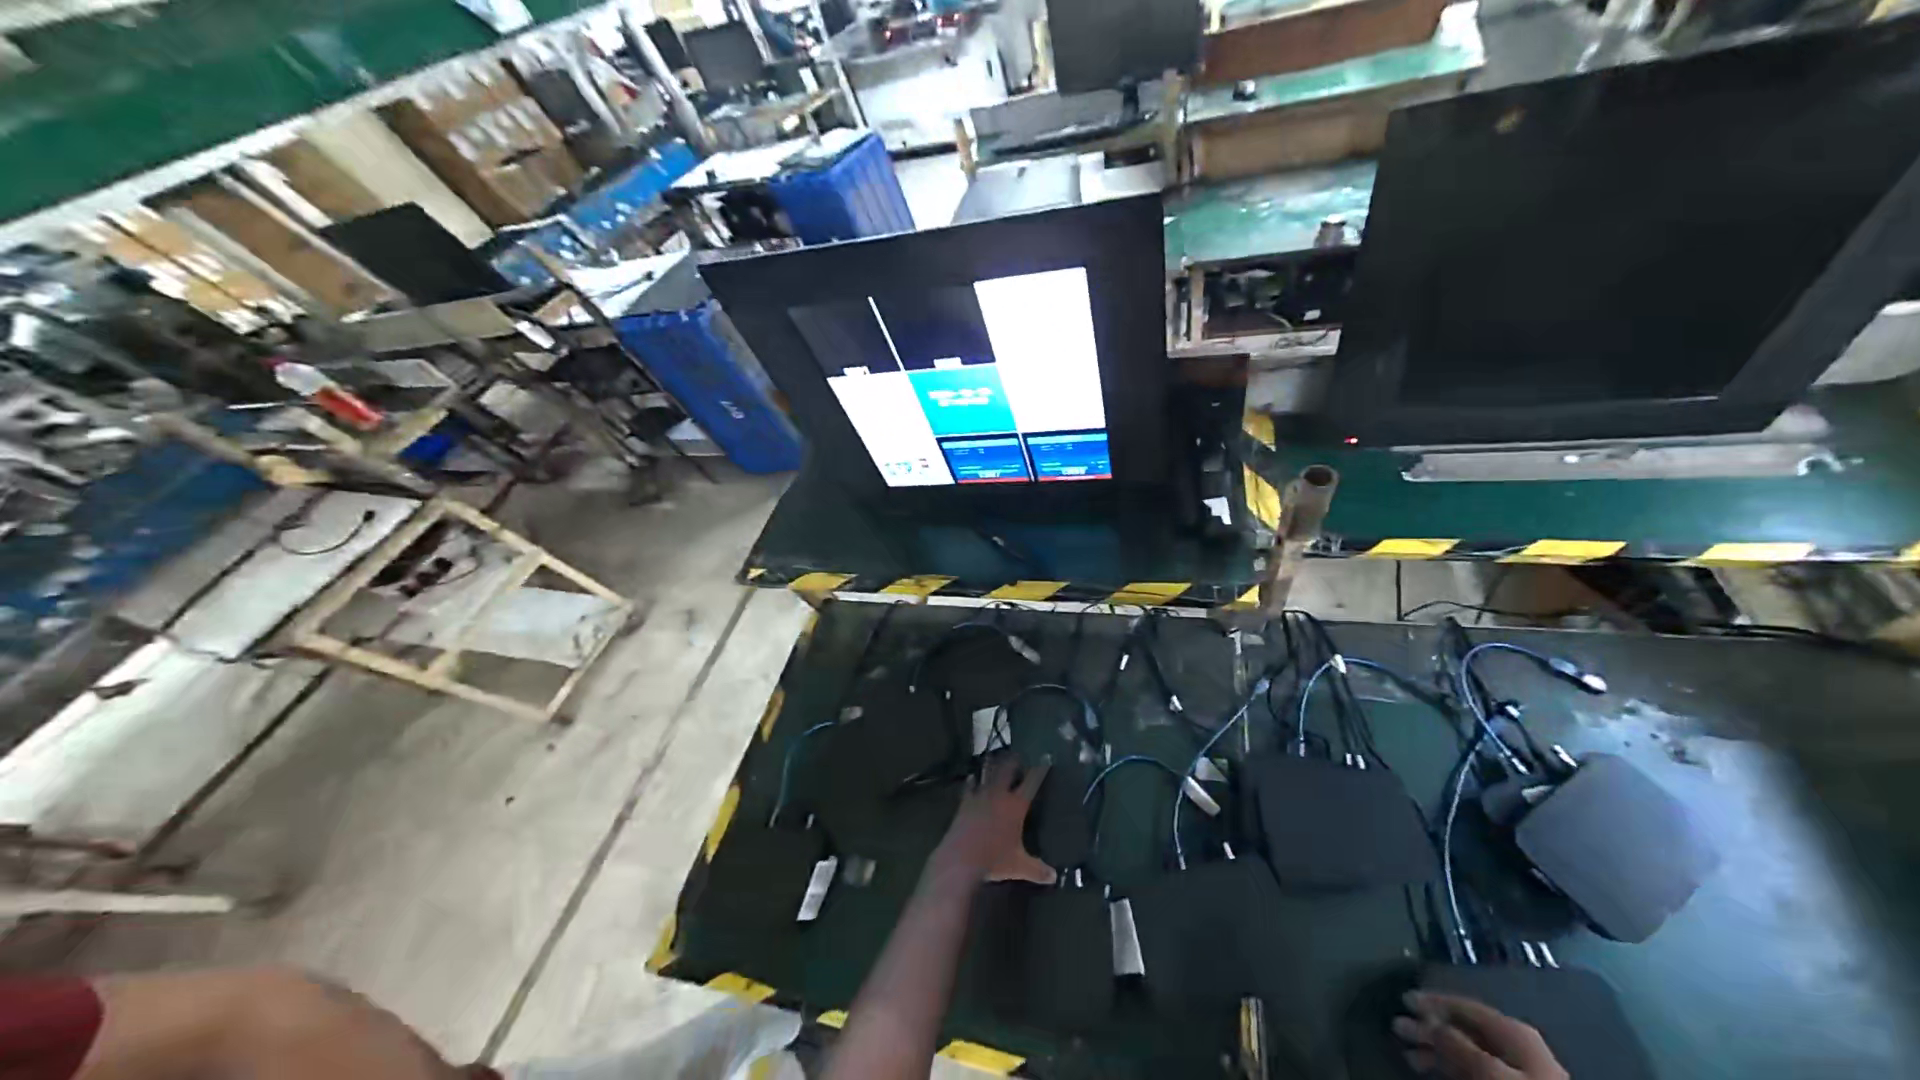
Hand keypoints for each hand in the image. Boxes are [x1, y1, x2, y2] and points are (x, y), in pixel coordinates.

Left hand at [928, 753, 1054, 886]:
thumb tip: (1054, 877)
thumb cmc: (995, 859)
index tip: (1045, 757)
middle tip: (1019, 753)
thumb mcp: (1020, 866)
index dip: (1040, 769)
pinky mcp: (964, 803)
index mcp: (1016, 805)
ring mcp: (979, 796)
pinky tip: (971, 777)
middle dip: (1014, 760)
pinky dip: (972, 781)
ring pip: (987, 773)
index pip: (1032, 781)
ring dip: (993, 765)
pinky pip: (969, 787)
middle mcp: (999, 794)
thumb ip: (1038, 870)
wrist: (961, 858)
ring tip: (996, 757)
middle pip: (1007, 769)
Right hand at [1392, 991, 1568, 1079]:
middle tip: (1397, 1029)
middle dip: (1430, 1028)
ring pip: (1467, 1051)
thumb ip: (1459, 1046)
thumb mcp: (1492, 1075)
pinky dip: (1450, 1069)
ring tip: (1409, 1056)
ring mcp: (1517, 1074)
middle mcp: (1516, 1048)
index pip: (1467, 1007)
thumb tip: (1431, 1022)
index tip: (1402, 1000)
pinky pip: (1475, 1072)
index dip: (1433, 1002)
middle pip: (1465, 1029)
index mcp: (1515, 1035)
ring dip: (1436, 1050)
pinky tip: (1431, 1072)